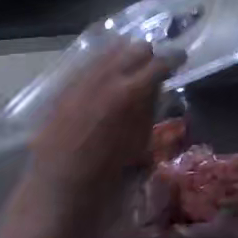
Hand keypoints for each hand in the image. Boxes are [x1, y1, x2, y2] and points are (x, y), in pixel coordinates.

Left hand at [26, 39, 173, 224]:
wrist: (58, 188)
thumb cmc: (107, 175)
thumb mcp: (140, 140)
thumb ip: (149, 107)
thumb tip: (155, 86)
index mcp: (130, 92)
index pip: (159, 63)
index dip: (173, 59)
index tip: (180, 60)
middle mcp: (104, 77)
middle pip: (134, 48)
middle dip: (148, 55)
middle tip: (156, 66)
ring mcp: (81, 79)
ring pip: (108, 51)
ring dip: (123, 56)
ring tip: (132, 66)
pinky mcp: (63, 86)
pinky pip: (88, 64)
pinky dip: (101, 65)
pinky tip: (106, 73)